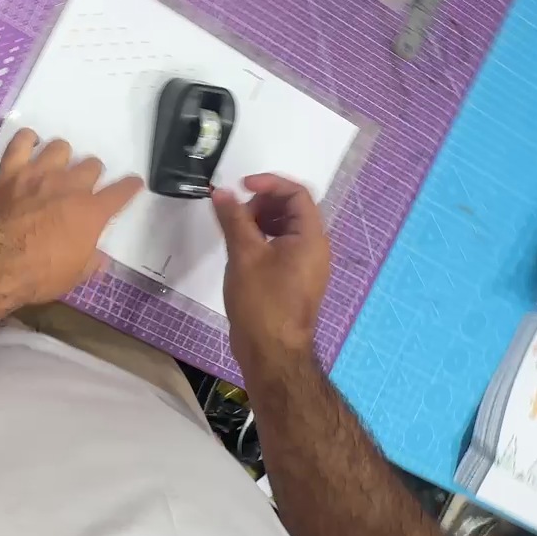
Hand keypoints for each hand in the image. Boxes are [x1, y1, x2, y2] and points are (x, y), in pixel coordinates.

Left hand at [0, 128, 142, 312]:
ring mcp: (37, 174)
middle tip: (82, 186)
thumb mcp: (74, 277)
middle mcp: (69, 186)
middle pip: (91, 165)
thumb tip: (99, 255)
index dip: (129, 187)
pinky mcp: (9, 171)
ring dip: (62, 158)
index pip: (121, 191)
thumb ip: (91, 260)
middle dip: (91, 175)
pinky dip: (28, 140)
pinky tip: (29, 146)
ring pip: (61, 147)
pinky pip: (22, 141)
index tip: (132, 184)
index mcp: (90, 212)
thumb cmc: (36, 277)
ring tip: (56, 168)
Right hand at [213, 174, 331, 365]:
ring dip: (259, 219)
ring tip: (234, 230)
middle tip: (235, 212)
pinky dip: (261, 238)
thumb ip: (234, 218)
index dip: (269, 183)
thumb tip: (222, 192)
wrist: (272, 352)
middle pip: (292, 208)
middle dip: (262, 202)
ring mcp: (304, 265)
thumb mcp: (244, 254)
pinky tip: (239, 248)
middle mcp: (313, 248)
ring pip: (285, 227)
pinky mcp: (292, 278)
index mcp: (311, 238)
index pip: (297, 194)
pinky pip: (280, 246)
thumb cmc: (262, 301)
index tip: (241, 186)